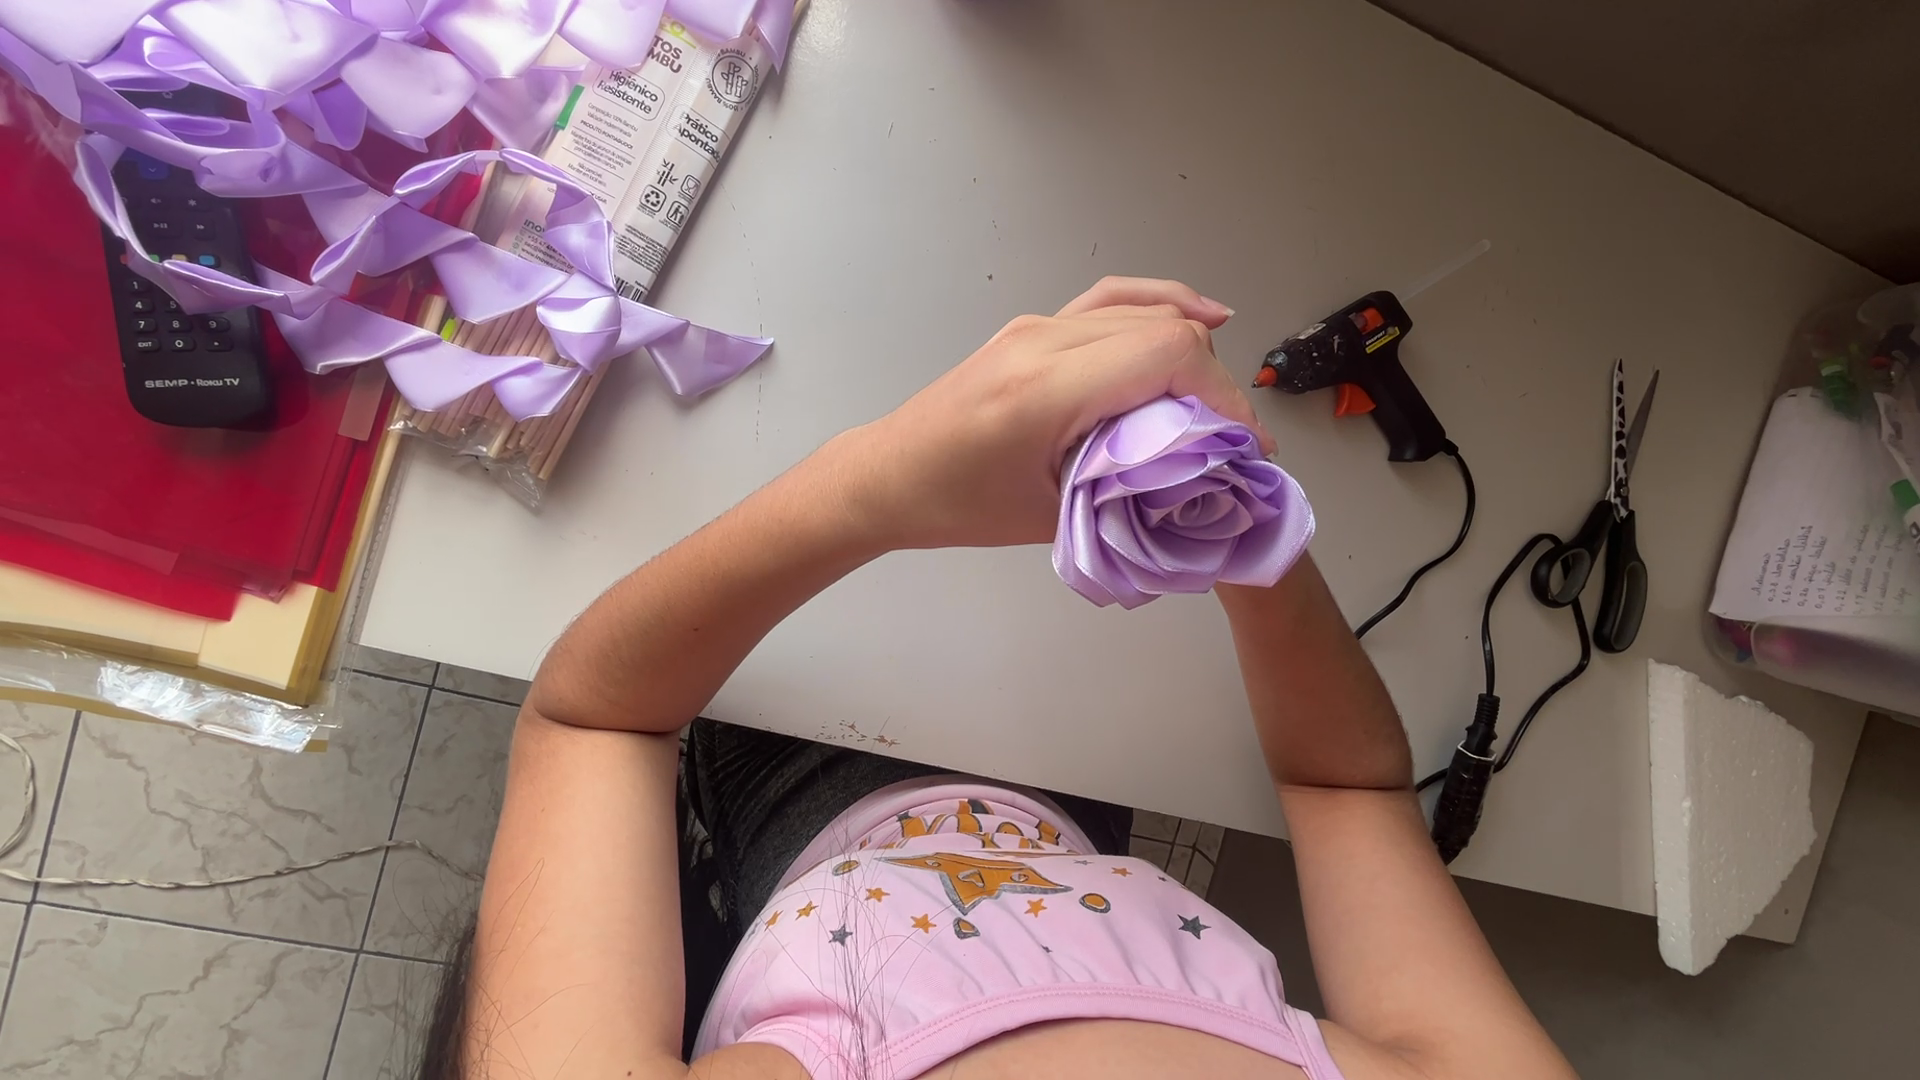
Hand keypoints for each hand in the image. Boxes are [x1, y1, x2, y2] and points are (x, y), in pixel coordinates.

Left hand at [831, 277, 1274, 549]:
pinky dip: (1157, 307)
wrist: (889, 476)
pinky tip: (1197, 318)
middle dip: (1213, 382)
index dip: (1223, 396)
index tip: (1243, 448)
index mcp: (1044, 388)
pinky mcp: (1032, 330)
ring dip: (1191, 348)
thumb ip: (1122, 489)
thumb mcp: (1047, 516)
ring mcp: (1035, 326)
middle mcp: (1042, 340)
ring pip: (1141, 311)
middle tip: (1230, 440)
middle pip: (1162, 329)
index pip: (1166, 356)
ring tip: (1219, 398)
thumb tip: (1189, 477)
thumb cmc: (955, 505)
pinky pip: (1108, 303)